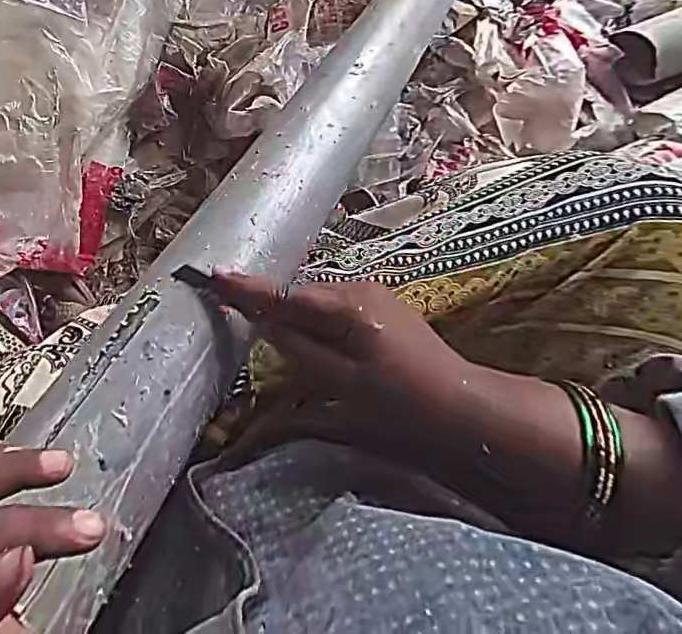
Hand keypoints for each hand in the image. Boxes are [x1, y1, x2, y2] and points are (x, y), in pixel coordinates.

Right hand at [208, 271, 480, 435]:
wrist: (468, 405)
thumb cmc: (406, 401)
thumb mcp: (344, 382)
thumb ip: (298, 349)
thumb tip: (263, 324)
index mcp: (348, 307)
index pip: (286, 295)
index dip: (247, 288)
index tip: (213, 275)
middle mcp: (356, 288)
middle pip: (299, 296)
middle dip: (274, 308)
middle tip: (244, 320)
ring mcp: (370, 291)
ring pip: (315, 301)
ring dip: (298, 316)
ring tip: (293, 344)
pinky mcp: (378, 301)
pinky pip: (332, 305)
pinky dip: (317, 319)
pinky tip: (322, 342)